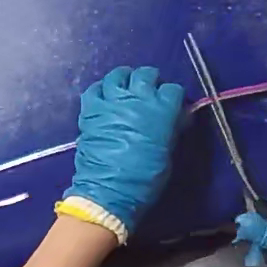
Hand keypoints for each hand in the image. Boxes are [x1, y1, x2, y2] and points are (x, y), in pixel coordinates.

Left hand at [64, 66, 186, 234]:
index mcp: (161, 110)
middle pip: (146, 75)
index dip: (172, 97)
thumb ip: (170, 129)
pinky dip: (101, 90)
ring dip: (124, 79)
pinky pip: (95, 89)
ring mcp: (111, 102)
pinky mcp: (91, 109)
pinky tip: (105, 97)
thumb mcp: (167, 153)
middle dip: (150, 82)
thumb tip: (175, 118)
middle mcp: (137, 99)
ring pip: (118, 75)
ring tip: (125, 89)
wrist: (108, 191)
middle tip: (148, 93)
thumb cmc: (144, 178)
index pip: (172, 90)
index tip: (170, 104)